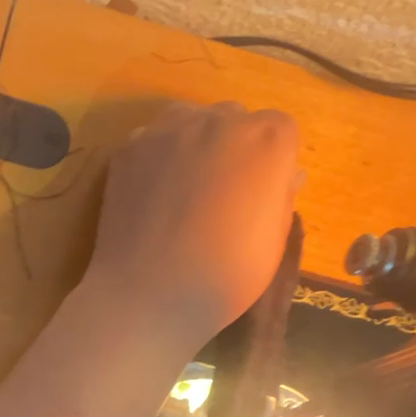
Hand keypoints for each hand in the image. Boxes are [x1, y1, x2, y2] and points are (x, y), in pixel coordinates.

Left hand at [84, 101, 300, 330]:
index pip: (279, 130)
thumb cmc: (222, 277)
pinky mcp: (128, 150)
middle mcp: (220, 121)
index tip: (255, 193)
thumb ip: (282, 197)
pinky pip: (150, 140)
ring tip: (182, 186)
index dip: (268, 162)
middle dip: (230, 148)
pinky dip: (154, 157)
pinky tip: (151, 191)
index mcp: (269, 139)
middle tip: (215, 193)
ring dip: (192, 143)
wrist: (147, 296)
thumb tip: (287, 175)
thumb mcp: (273, 242)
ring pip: (189, 120)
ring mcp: (169, 132)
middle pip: (232, 120)